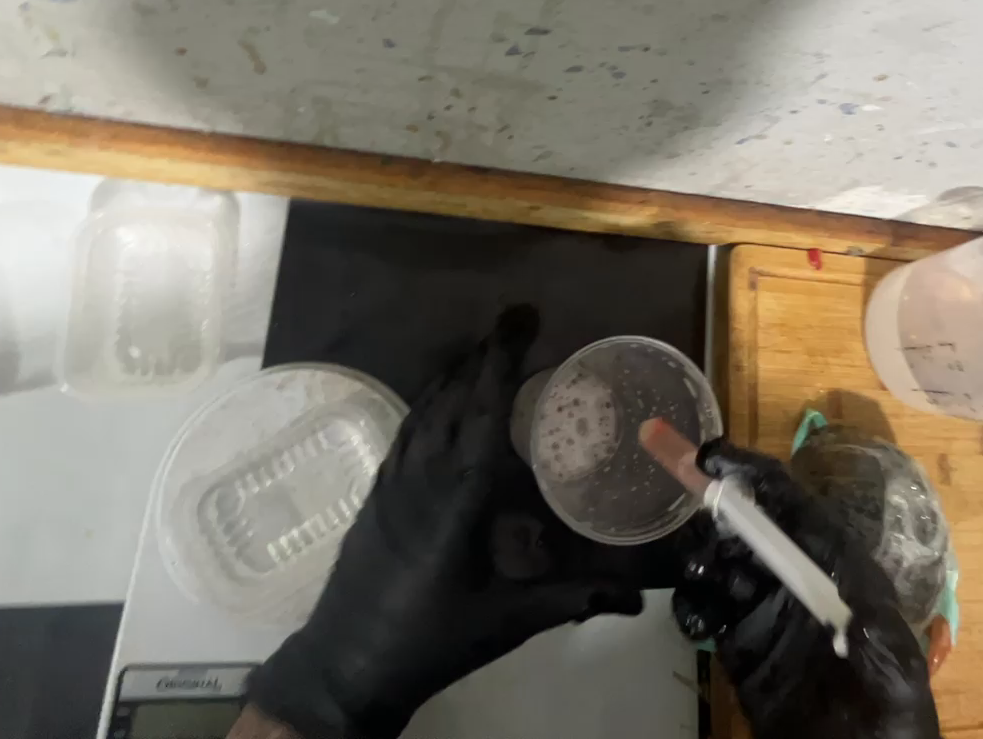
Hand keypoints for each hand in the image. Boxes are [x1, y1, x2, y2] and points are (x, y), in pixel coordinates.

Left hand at [245, 305, 644, 738]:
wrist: (346, 663)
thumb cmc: (432, 638)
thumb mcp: (507, 621)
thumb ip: (573, 600)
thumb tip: (636, 600)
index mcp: (459, 494)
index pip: (483, 409)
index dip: (503, 359)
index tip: (523, 320)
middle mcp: (425, 471)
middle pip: (455, 393)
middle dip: (487, 351)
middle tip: (518, 320)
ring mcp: (397, 475)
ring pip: (428, 403)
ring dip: (459, 367)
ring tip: (489, 344)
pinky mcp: (380, 486)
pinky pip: (410, 423)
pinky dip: (432, 394)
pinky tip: (446, 391)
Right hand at [673, 440, 940, 738]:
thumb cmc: (890, 711)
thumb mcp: (893, 666)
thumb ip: (872, 627)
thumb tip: (845, 591)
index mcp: (832, 564)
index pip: (789, 502)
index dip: (750, 472)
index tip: (709, 456)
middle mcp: (794, 575)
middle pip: (747, 524)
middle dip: (717, 515)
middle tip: (696, 528)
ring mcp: (763, 607)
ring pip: (720, 559)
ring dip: (700, 556)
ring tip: (697, 574)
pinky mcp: (739, 641)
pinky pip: (704, 607)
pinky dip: (690, 603)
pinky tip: (695, 618)